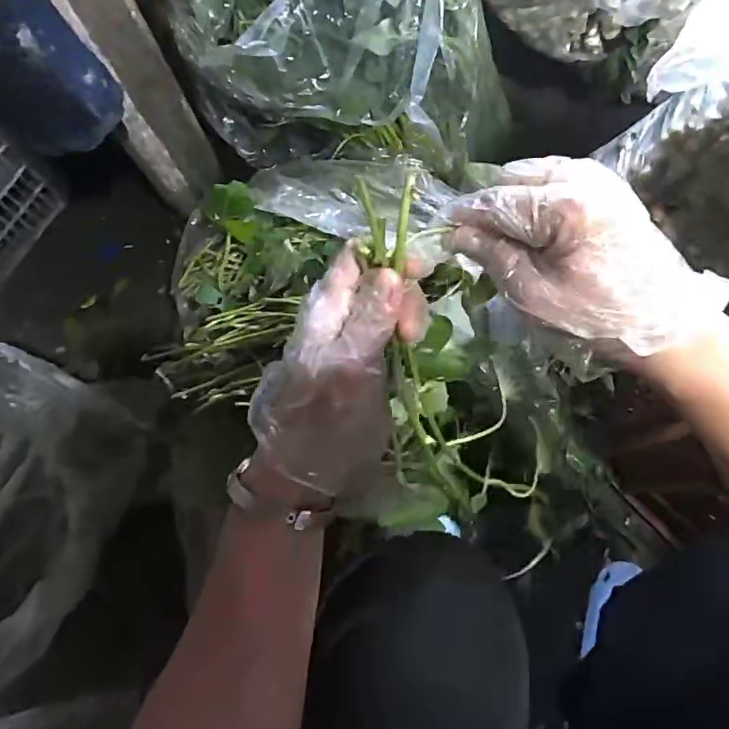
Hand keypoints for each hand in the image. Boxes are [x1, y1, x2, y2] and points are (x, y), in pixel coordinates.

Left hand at [247, 248, 428, 496]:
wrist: (308, 471)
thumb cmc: (325, 422)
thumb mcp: (348, 368)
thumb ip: (368, 319)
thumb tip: (391, 270)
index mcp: (325, 307)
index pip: (356, 257)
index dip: (389, 256)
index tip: (420, 276)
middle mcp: (338, 313)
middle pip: (379, 276)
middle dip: (404, 294)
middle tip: (413, 334)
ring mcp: (353, 334)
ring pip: (390, 300)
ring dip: (409, 314)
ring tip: (412, 346)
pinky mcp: (368, 354)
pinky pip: (392, 326)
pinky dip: (407, 332)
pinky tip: (411, 351)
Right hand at [447, 157, 728, 362]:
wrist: (668, 325)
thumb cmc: (598, 317)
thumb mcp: (534, 294)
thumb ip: (493, 255)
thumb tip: (457, 232)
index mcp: (563, 203)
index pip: (495, 200)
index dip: (463, 215)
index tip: (439, 228)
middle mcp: (581, 175)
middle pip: (511, 177)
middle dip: (488, 206)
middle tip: (475, 240)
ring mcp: (597, 176)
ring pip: (531, 174)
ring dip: (511, 200)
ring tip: (503, 238)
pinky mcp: (607, 185)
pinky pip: (555, 179)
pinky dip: (535, 198)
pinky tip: (533, 228)